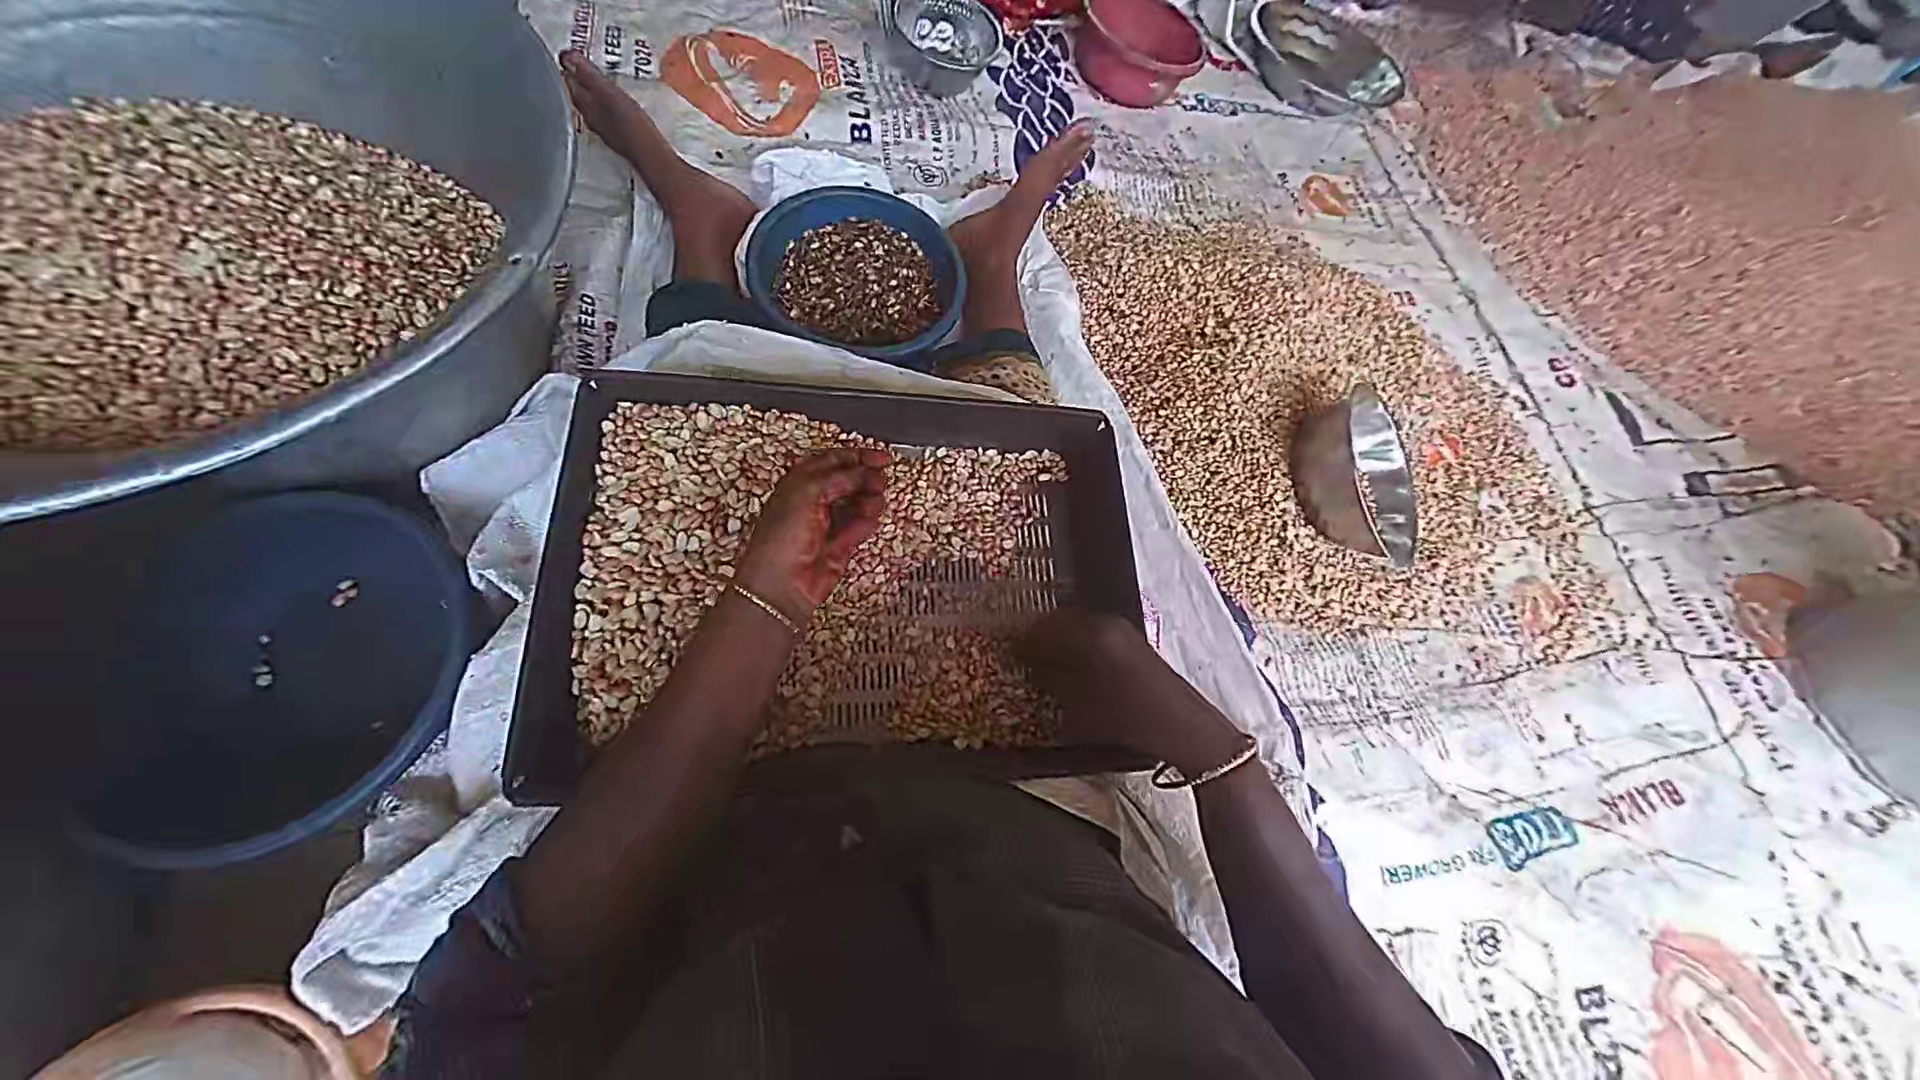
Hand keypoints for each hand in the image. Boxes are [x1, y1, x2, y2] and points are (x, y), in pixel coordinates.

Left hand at [733, 449, 889, 623]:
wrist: (782, 583)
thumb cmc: (780, 539)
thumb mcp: (808, 493)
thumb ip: (839, 477)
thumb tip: (863, 470)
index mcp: (800, 482)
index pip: (833, 460)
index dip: (857, 456)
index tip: (880, 456)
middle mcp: (813, 501)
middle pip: (848, 480)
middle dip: (867, 477)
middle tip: (881, 480)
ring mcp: (827, 523)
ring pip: (857, 503)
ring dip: (869, 500)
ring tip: (874, 503)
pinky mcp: (839, 545)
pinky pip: (859, 528)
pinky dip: (866, 523)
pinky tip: (870, 520)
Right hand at [1019, 609, 1247, 775]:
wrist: (1184, 729)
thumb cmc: (1130, 720)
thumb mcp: (1080, 708)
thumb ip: (1052, 680)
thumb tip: (1031, 665)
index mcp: (1091, 635)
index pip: (1044, 628)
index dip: (1023, 640)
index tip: (1009, 651)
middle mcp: (1106, 623)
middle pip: (1060, 620)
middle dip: (1039, 636)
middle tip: (1022, 655)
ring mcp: (1122, 628)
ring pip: (1077, 624)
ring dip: (1058, 638)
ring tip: (1043, 661)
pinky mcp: (1132, 639)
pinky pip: (1094, 631)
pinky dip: (1077, 642)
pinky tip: (1071, 664)